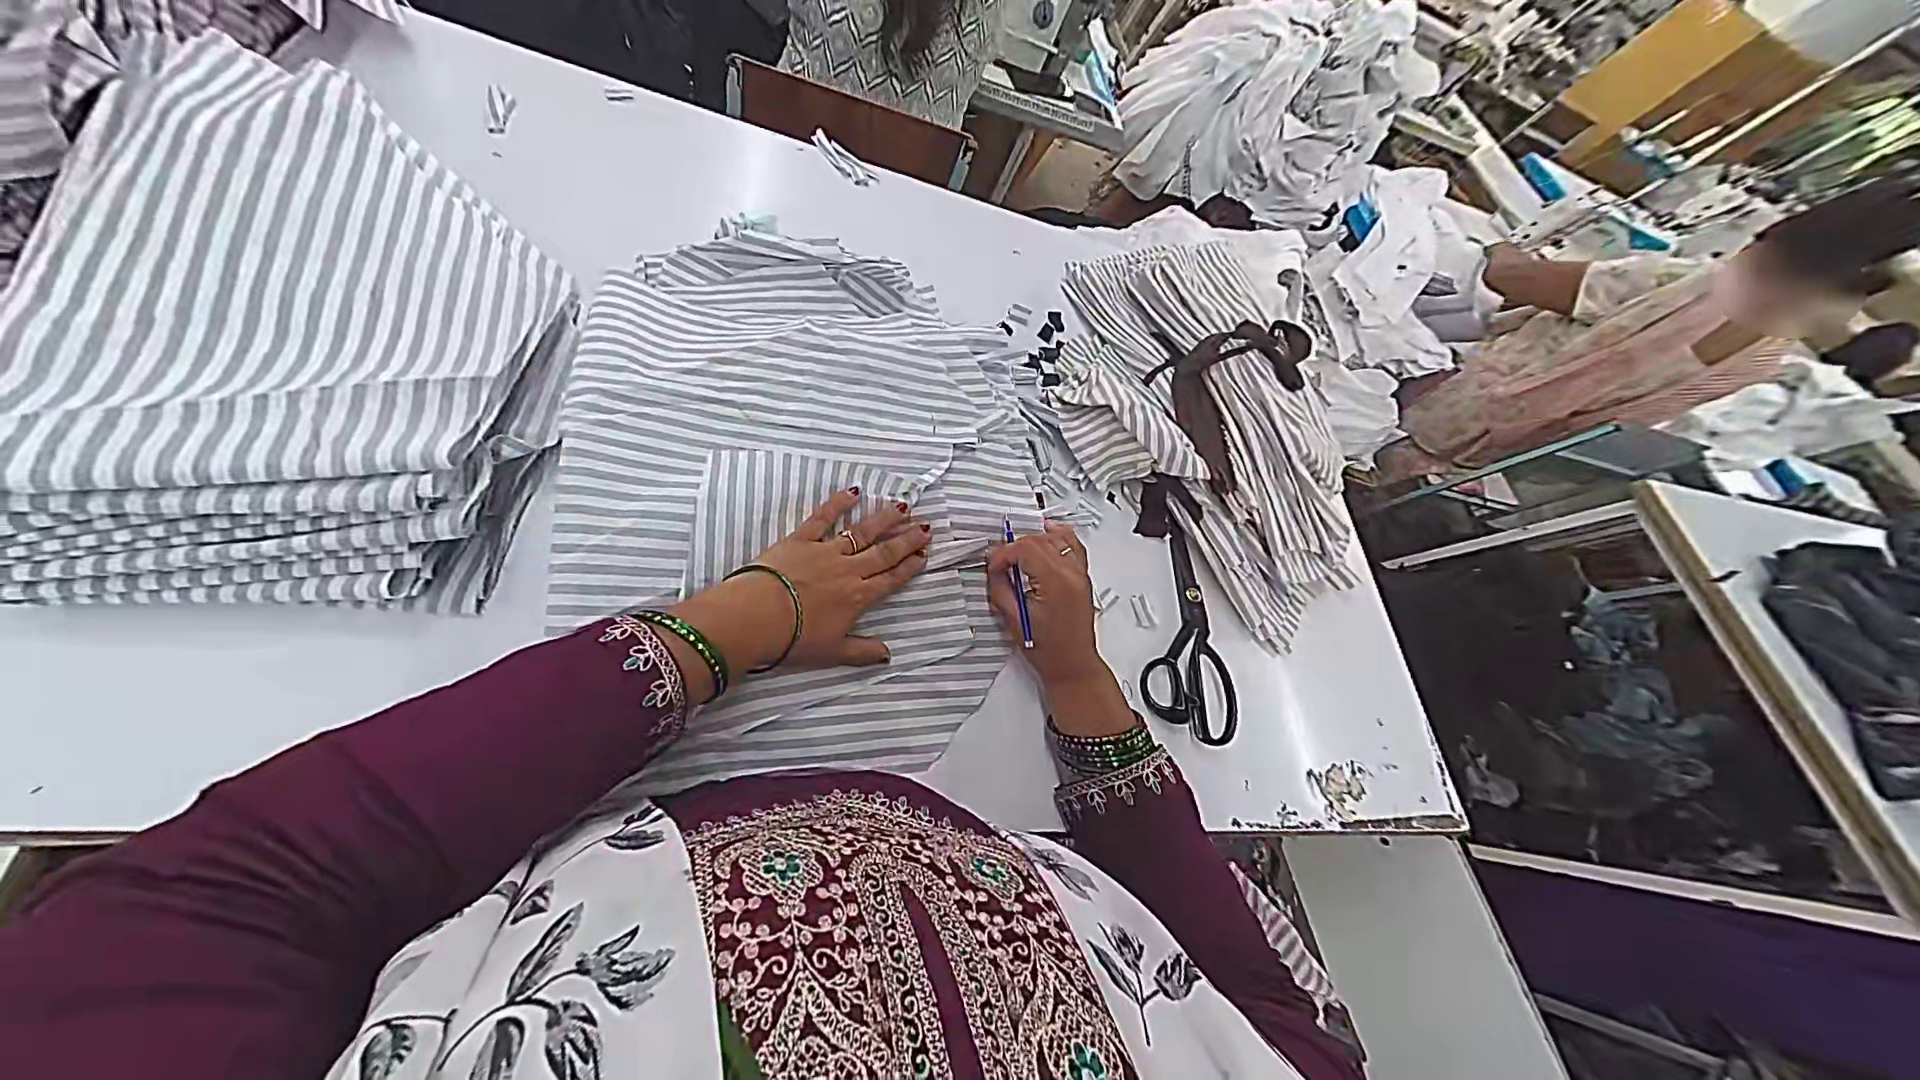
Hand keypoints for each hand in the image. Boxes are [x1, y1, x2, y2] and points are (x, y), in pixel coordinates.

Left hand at [664, 488, 928, 701]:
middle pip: (884, 552)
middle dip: (907, 540)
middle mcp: (848, 571)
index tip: (924, 555)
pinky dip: (839, 504)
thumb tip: (887, 655)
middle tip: (925, 528)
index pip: (891, 579)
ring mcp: (825, 552)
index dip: (909, 567)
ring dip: (884, 520)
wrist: (755, 618)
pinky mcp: (800, 540)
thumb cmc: (792, 640)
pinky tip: (854, 491)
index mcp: (858, 598)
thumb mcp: (832, 652)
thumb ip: (862, 651)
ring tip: (902, 507)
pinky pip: (823, 518)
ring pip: (862, 532)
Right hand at [987, 525, 1132, 737]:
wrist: (1072, 665)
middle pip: (1038, 541)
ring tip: (1017, 554)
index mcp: (1055, 581)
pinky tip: (1050, 530)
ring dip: (1033, 541)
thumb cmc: (1048, 650)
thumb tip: (994, 570)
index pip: (1025, 549)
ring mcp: (1080, 574)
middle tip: (1000, 564)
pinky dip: (1060, 536)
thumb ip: (1001, 588)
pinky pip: (1073, 546)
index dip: (1004, 554)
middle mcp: (1071, 573)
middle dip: (1015, 548)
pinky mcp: (1082, 578)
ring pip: (1055, 539)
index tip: (994, 567)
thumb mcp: (1014, 619)